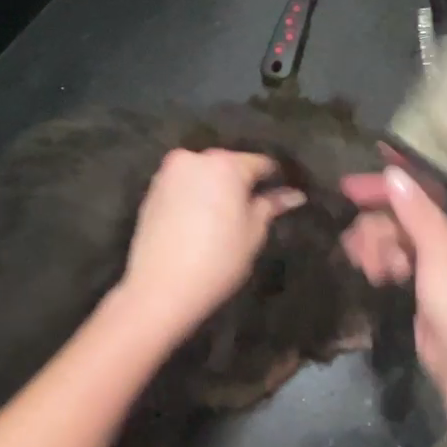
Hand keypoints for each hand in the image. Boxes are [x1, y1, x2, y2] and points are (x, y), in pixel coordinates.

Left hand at [116, 149, 305, 338]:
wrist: (161, 287)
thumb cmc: (217, 260)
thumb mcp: (253, 233)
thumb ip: (271, 206)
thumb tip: (294, 195)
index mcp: (225, 164)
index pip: (260, 163)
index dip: (274, 179)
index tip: (280, 196)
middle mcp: (194, 159)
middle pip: (227, 165)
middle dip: (241, 183)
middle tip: (252, 211)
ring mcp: (168, 174)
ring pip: (203, 175)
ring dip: (216, 189)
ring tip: (224, 219)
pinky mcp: (151, 192)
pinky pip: (183, 187)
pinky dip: (194, 198)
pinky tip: (199, 223)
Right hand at [341, 165, 446, 388]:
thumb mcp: (439, 248)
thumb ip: (415, 209)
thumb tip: (393, 174)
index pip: (442, 180)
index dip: (410, 167)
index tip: (377, 152)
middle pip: (414, 206)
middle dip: (383, 216)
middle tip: (350, 207)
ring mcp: (445, 256)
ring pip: (401, 232)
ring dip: (380, 243)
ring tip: (370, 263)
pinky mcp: (428, 277)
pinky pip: (399, 255)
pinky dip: (385, 260)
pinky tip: (376, 273)